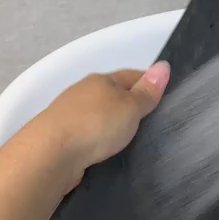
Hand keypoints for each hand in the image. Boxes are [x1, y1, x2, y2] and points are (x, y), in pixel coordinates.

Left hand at [16, 63, 170, 186]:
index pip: (132, 76)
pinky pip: (90, 137)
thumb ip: (147, 91)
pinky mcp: (64, 140)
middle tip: (155, 125)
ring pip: (101, 118)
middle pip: (114, 97)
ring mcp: (71, 117)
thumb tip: (164, 65)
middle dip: (132, 108)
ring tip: (135, 143)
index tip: (167, 99)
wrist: (50, 154)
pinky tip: (110, 154)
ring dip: (114, 127)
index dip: (150, 84)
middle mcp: (84, 94)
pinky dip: (101, 143)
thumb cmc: (95, 124)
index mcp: (101, 80)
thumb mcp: (130, 107)